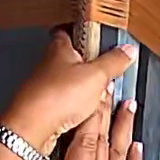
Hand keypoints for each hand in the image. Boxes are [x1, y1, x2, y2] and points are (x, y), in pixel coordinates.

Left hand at [0, 30, 139, 154]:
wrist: (31, 128)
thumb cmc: (54, 97)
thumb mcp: (96, 75)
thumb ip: (114, 61)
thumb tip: (127, 50)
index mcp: (59, 49)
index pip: (67, 31)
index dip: (78, 31)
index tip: (89, 32)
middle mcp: (47, 67)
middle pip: (69, 61)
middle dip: (86, 68)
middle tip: (102, 73)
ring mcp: (42, 90)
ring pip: (65, 86)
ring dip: (80, 92)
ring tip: (95, 99)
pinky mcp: (42, 111)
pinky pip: (61, 108)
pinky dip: (72, 111)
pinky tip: (80, 117)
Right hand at [31, 96, 152, 159]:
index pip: (80, 145)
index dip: (85, 117)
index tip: (88, 92)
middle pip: (101, 142)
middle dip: (104, 111)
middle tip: (108, 85)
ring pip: (118, 154)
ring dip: (123, 127)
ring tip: (128, 103)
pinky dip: (134, 159)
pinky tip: (137, 144)